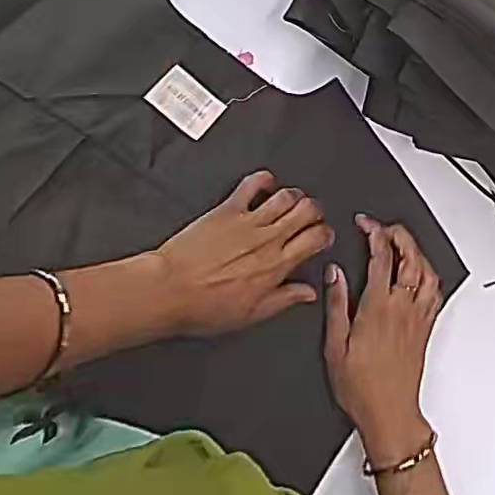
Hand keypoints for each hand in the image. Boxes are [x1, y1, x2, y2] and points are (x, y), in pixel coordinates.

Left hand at [153, 171, 334, 337]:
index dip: (325, 233)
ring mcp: (249, 221)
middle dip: (315, 210)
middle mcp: (268, 239)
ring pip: (287, 195)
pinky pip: (253, 184)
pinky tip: (268, 183)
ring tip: (293, 200)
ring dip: (295, 195)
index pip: (316, 238)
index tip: (322, 235)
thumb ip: (284, 299)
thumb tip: (307, 293)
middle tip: (312, 215)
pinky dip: (265, 179)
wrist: (169, 290)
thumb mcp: (251, 314)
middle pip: (308, 210)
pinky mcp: (228, 209)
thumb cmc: (204, 306)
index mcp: (276, 265)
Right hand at [323, 215, 443, 466]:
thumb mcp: (335, 345)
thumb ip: (336, 303)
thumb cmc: (361, 386)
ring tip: (402, 242)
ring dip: (416, 249)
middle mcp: (403, 307)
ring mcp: (418, 316)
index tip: (365, 224)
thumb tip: (335, 273)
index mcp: (379, 306)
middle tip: (384, 227)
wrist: (389, 414)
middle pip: (410, 255)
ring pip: (427, 270)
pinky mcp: (426, 327)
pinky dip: (428, 272)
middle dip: (398, 233)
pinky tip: (420, 272)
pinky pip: (435, 290)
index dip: (374, 232)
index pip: (382, 255)